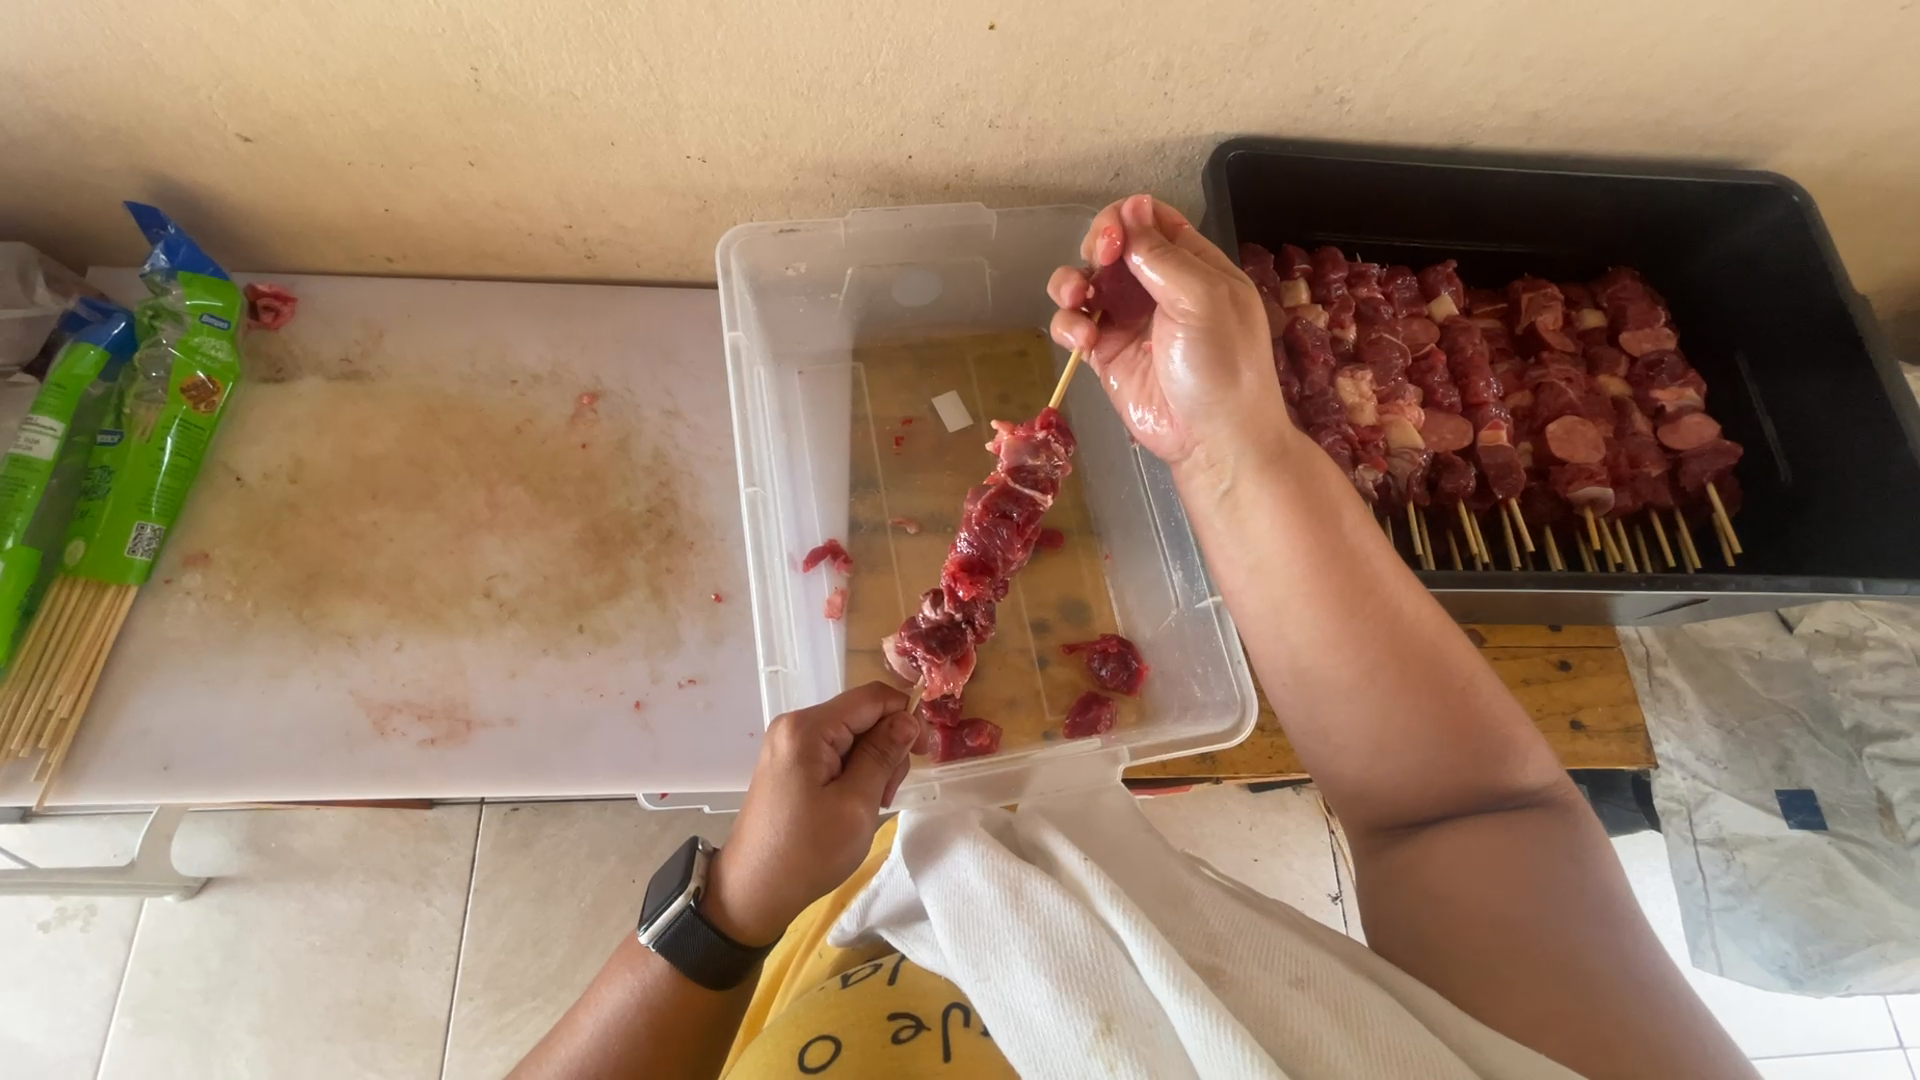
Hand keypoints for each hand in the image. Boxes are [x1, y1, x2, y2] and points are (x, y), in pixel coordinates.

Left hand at [702, 682, 920, 944]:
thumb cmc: (807, 852)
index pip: (873, 697)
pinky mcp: (790, 761)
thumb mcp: (856, 804)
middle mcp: (796, 725)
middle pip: (862, 715)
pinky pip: (835, 750)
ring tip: (871, 804)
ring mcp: (790, 743)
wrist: (752, 893)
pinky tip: (855, 801)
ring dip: (873, 763)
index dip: (905, 717)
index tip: (924, 753)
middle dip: (887, 747)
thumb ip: (883, 754)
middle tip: (888, 794)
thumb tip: (908, 718)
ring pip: (852, 734)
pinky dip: (854, 771)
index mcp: (808, 728)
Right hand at [1047, 194, 1290, 472]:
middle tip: (1099, 264)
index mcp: (1192, 265)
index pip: (1152, 221)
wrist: (1213, 437)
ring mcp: (1128, 322)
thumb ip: (1162, 255)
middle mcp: (1157, 288)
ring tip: (1075, 300)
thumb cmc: (1222, 364)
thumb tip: (1132, 208)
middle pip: (1113, 247)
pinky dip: (1067, 326)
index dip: (1126, 218)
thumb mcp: (1203, 298)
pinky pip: (1074, 326)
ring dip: (1070, 284)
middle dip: (1096, 247)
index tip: (1114, 237)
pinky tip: (1082, 341)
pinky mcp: (1105, 355)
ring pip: (1085, 284)